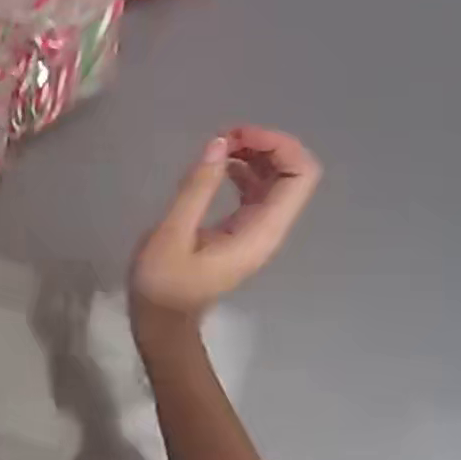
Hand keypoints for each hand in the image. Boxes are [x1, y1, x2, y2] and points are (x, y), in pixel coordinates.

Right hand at [130, 125, 320, 330]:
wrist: (160, 323)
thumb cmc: (162, 284)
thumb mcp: (171, 235)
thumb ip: (196, 189)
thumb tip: (218, 144)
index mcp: (261, 230)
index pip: (299, 174)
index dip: (277, 145)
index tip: (236, 136)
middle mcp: (268, 229)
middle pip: (290, 174)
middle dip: (264, 147)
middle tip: (223, 138)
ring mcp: (254, 233)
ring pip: (272, 183)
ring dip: (252, 159)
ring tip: (217, 148)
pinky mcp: (238, 235)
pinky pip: (253, 196)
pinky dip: (241, 175)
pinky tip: (215, 169)